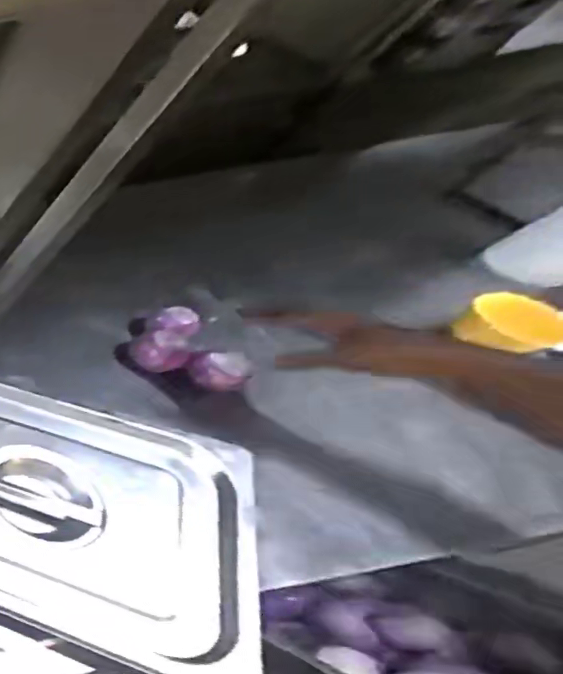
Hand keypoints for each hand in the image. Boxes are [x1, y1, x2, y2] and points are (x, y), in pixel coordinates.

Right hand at [247, 310, 491, 378]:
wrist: (432, 358)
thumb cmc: (388, 356)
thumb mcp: (344, 359)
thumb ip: (308, 359)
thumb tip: (272, 360)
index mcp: (334, 321)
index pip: (292, 316)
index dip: (266, 315)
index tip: (241, 314)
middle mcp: (340, 318)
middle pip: (300, 313)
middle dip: (274, 312)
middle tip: (248, 314)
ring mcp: (350, 325)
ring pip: (310, 318)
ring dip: (288, 318)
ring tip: (267, 321)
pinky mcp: (357, 334)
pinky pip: (320, 326)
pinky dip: (302, 326)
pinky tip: (298, 333)